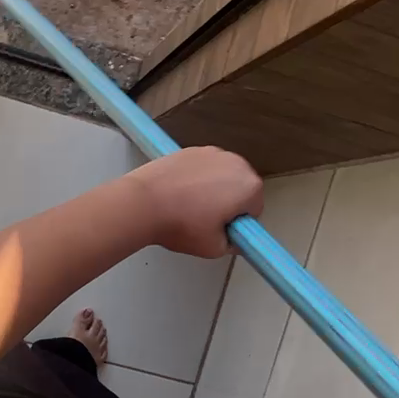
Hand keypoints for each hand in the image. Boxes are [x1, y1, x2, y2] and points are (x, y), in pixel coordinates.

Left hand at [122, 147, 263, 257]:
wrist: (144, 202)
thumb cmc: (180, 224)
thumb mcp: (213, 248)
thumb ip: (232, 245)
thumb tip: (234, 240)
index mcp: (249, 187)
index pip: (254, 210)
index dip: (238, 224)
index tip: (220, 231)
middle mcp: (237, 163)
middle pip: (240, 189)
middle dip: (228, 203)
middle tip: (204, 221)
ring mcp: (214, 152)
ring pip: (222, 176)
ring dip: (213, 189)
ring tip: (189, 207)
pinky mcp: (192, 149)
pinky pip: (203, 168)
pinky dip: (196, 178)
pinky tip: (180, 193)